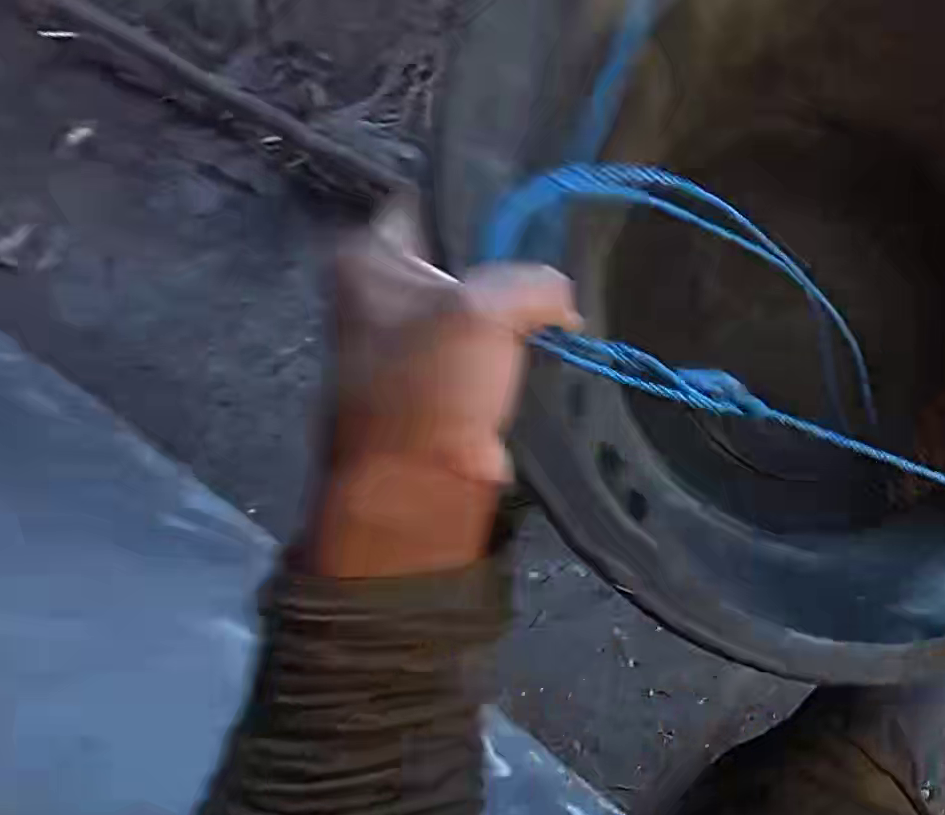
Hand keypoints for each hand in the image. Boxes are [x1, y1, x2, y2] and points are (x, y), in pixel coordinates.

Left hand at [311, 200, 580, 577]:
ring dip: (528, 313)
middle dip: (518, 266)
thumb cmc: (434, 386)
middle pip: (468, 258)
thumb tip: (566, 299)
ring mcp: (423, 339)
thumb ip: (534, 283)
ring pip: (490, 306)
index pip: (436, 204)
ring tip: (572, 309)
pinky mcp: (454, 380)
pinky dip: (527, 347)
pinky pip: (499, 347)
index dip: (489, 206)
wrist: (422, 480)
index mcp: (373, 258)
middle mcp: (392, 292)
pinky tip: (561, 346)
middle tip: (570, 268)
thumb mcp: (485, 313)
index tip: (545, 216)